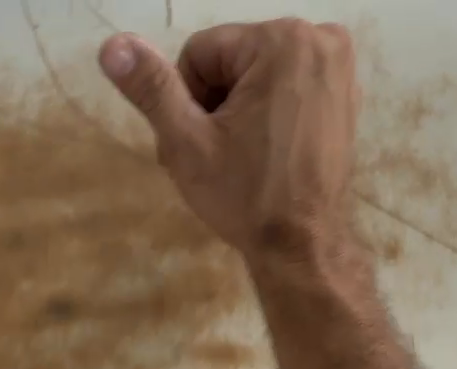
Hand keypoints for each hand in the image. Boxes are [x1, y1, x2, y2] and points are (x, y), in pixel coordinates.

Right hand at [99, 20, 359, 260]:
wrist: (300, 244)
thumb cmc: (243, 195)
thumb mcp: (186, 142)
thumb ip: (152, 89)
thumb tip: (112, 46)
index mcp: (279, 40)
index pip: (199, 54)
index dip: (185, 104)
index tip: (197, 146)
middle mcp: (318, 37)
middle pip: (230, 63)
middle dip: (212, 108)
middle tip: (214, 159)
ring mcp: (338, 65)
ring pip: (256, 77)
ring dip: (236, 115)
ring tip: (238, 161)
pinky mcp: (345, 93)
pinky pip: (285, 91)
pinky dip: (267, 117)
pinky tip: (265, 156)